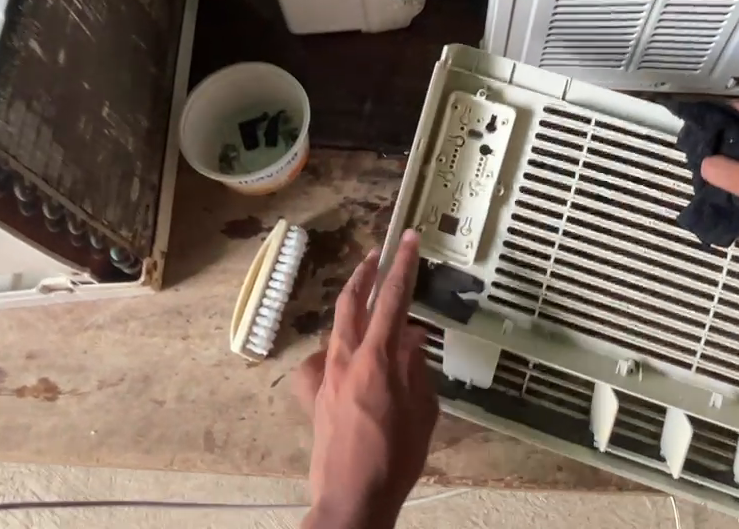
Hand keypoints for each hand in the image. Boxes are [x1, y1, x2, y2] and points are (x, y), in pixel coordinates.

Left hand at [292, 230, 438, 528]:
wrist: (351, 501)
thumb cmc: (396, 458)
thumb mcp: (423, 411)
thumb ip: (417, 368)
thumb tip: (413, 338)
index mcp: (378, 359)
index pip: (393, 299)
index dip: (403, 265)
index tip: (409, 238)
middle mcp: (347, 359)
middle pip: (353, 301)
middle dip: (366, 272)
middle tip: (379, 252)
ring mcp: (326, 376)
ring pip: (336, 326)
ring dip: (352, 304)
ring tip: (366, 294)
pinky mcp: (315, 396)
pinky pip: (319, 362)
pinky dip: (333, 350)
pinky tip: (340, 355)